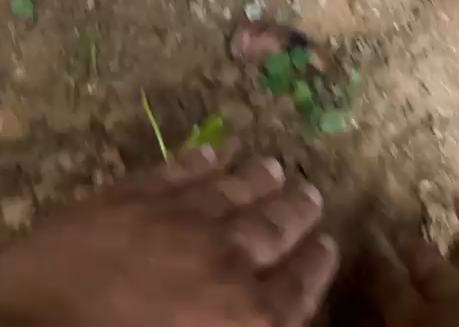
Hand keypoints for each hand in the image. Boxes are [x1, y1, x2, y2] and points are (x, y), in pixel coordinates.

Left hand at [0, 144, 338, 326]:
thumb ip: (230, 326)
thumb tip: (253, 313)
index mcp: (239, 317)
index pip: (295, 290)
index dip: (314, 266)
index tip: (328, 244)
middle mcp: (221, 259)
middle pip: (271, 228)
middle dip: (295, 210)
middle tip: (310, 189)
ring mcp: (175, 218)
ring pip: (230, 190)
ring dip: (256, 178)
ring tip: (273, 164)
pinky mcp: (130, 194)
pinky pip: (179, 169)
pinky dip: (201, 158)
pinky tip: (215, 150)